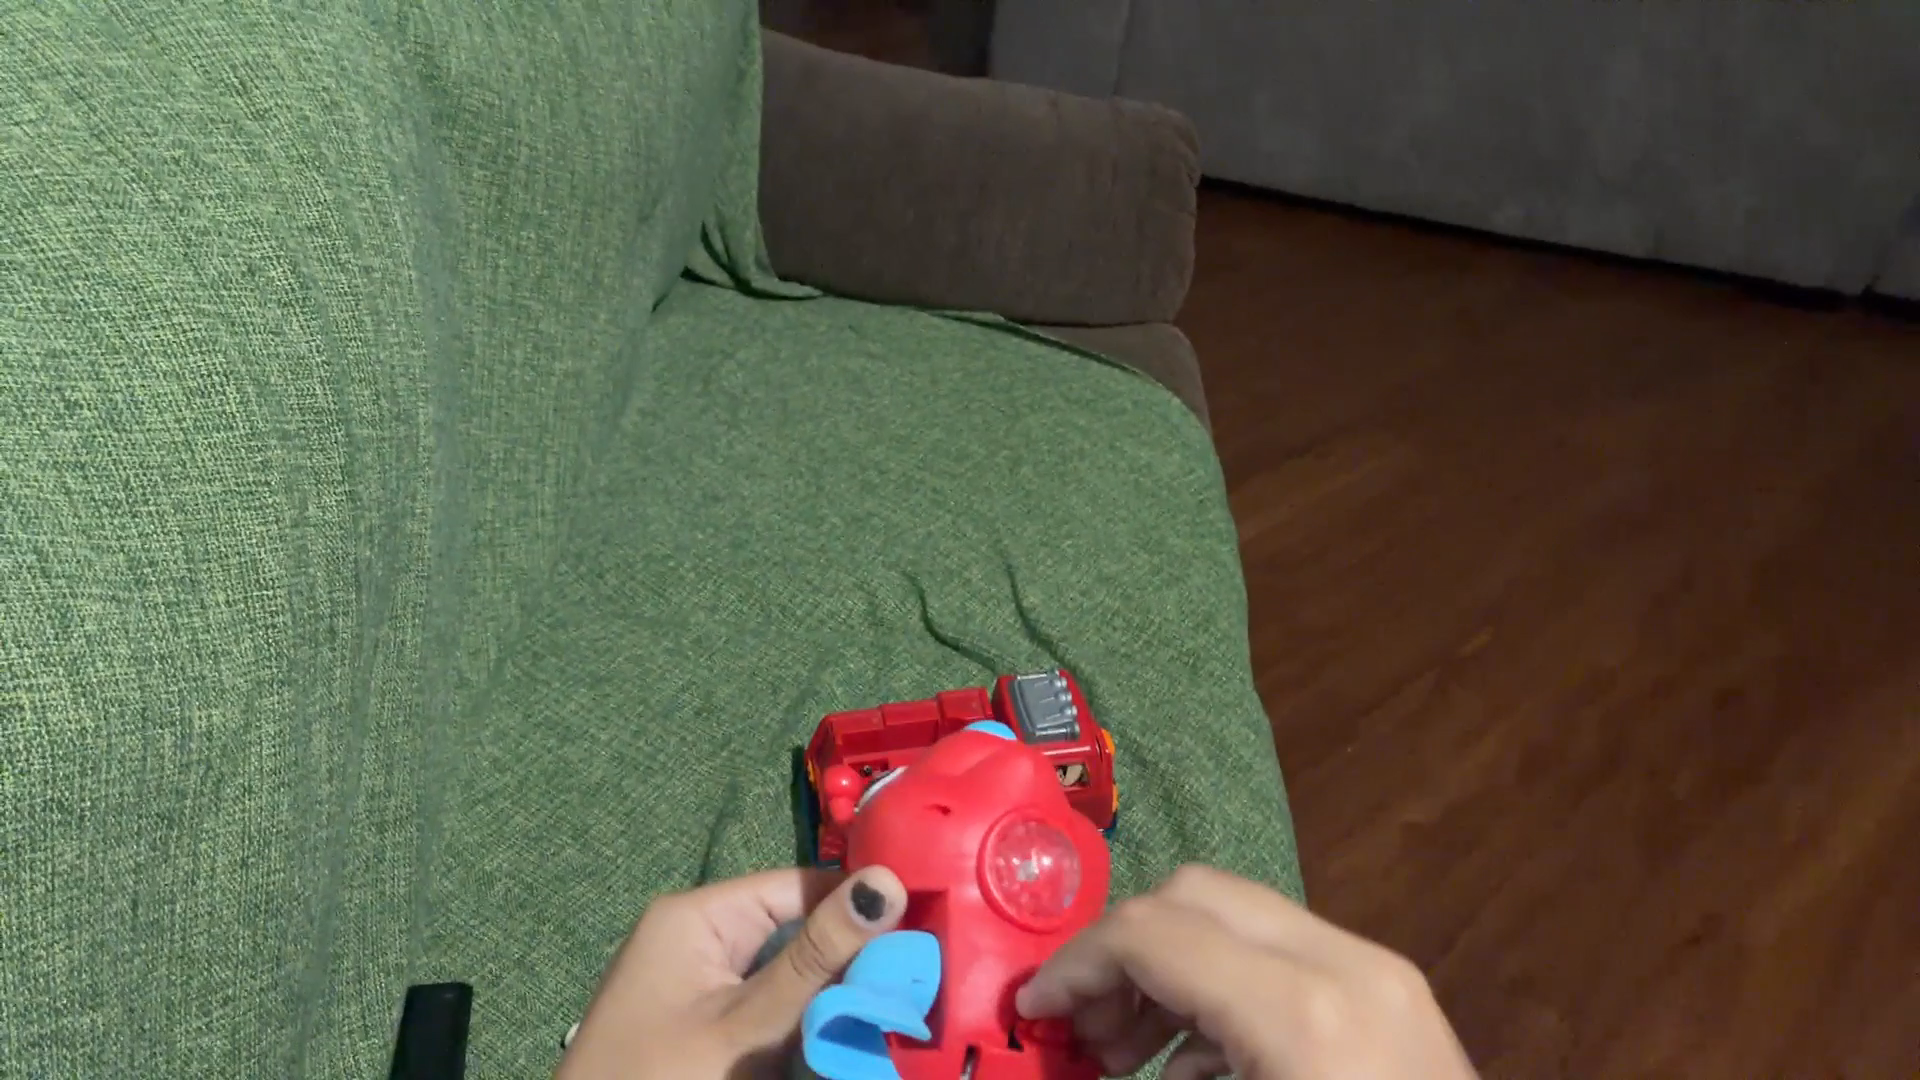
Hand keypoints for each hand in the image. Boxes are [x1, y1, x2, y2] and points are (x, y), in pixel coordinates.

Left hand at [557, 865, 906, 1079]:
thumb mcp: (745, 1028)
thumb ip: (817, 958)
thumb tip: (888, 883)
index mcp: (698, 914)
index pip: (799, 886)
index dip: (858, 905)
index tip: (922, 927)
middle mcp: (698, 934)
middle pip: (795, 927)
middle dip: (847, 957)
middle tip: (910, 982)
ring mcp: (699, 981)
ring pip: (786, 970)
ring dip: (828, 995)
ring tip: (888, 1007)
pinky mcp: (703, 1023)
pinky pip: (766, 1005)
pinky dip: (800, 1022)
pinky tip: (840, 1037)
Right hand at [1014, 865, 1474, 1079]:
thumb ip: (1138, 1071)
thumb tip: (1075, 1051)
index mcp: (1301, 1014)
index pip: (1153, 932)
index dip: (1077, 965)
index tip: (1038, 1012)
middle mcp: (1344, 965)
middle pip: (1191, 895)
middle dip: (1120, 951)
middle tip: (1084, 1026)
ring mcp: (1378, 973)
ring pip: (1233, 913)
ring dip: (1165, 965)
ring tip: (1127, 1047)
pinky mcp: (1391, 995)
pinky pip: (1277, 953)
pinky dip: (1216, 987)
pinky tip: (1192, 1066)